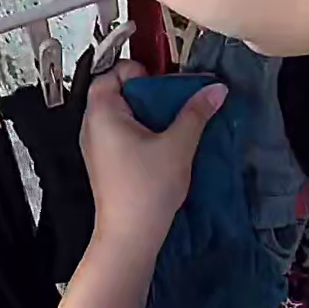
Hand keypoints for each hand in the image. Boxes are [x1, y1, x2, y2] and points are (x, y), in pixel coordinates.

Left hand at [80, 60, 226, 251]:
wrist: (130, 235)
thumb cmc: (146, 190)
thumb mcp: (178, 145)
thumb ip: (196, 113)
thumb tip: (216, 89)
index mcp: (102, 112)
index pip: (114, 72)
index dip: (141, 72)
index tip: (166, 84)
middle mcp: (92, 126)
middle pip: (119, 93)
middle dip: (150, 94)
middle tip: (176, 104)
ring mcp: (96, 147)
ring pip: (123, 116)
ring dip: (149, 116)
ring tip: (174, 126)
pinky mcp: (105, 164)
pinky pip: (122, 136)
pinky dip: (143, 134)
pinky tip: (165, 148)